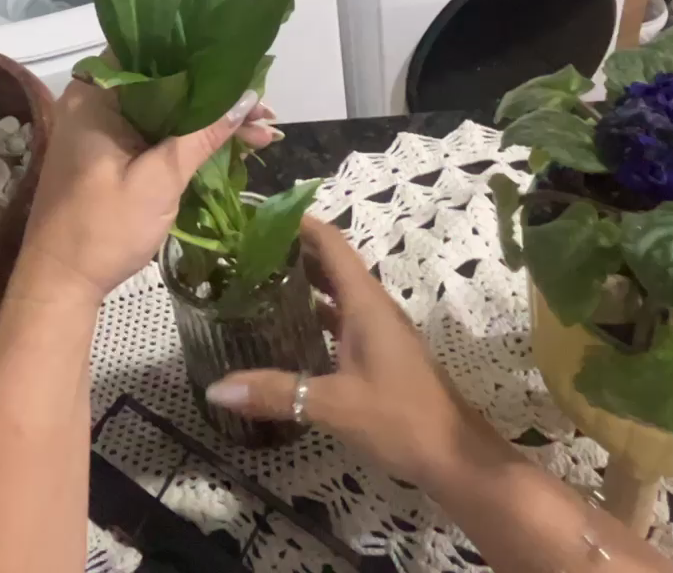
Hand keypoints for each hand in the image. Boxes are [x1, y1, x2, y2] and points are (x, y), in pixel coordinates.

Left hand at [19, 81, 278, 303]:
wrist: (60, 285)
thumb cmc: (103, 228)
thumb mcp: (160, 178)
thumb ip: (203, 133)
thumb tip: (248, 96)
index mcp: (96, 95)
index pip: (151, 51)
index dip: (200, 56)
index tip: (244, 68)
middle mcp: (96, 102)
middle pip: (165, 83)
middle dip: (216, 97)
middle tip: (264, 110)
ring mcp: (103, 128)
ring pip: (166, 110)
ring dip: (208, 120)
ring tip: (261, 132)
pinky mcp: (111, 153)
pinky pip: (157, 132)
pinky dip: (189, 138)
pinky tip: (229, 145)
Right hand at [204, 218, 510, 486]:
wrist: (456, 457)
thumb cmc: (401, 417)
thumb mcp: (334, 404)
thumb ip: (276, 393)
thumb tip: (216, 388)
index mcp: (365, 302)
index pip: (330, 243)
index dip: (298, 222)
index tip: (259, 216)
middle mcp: (371, 306)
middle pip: (330, 261)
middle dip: (292, 249)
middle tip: (245, 249)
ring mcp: (377, 329)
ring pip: (336, 290)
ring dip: (303, 279)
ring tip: (257, 279)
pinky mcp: (378, 351)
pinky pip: (341, 317)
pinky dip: (315, 311)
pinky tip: (288, 327)